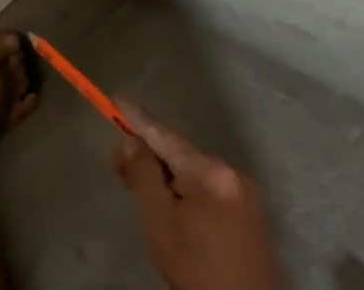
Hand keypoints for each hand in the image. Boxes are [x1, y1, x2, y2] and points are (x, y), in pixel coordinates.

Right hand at [113, 103, 278, 289]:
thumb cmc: (195, 264)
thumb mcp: (158, 218)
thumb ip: (143, 174)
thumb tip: (132, 141)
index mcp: (211, 172)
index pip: (164, 136)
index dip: (137, 118)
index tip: (115, 99)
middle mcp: (232, 173)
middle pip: (178, 152)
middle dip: (147, 155)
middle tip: (118, 170)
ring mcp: (244, 193)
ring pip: (191, 169)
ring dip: (163, 174)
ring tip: (140, 190)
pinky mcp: (248, 211)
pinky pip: (206, 186)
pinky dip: (182, 187)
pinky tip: (168, 202)